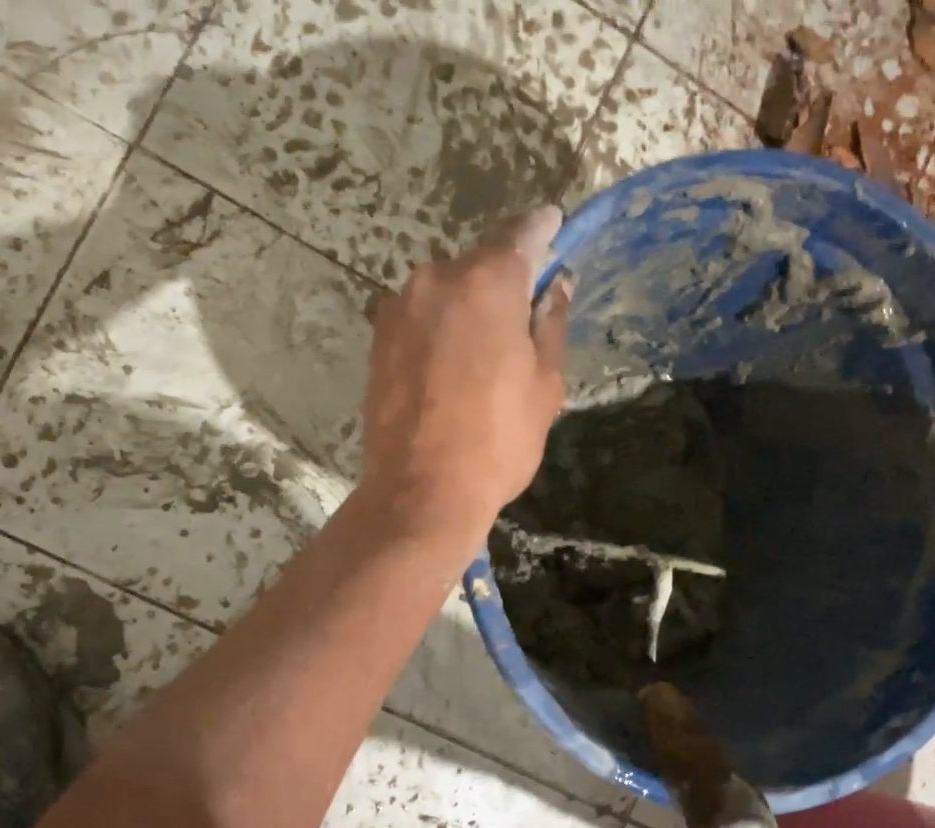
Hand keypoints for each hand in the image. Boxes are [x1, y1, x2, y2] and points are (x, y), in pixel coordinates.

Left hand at [357, 206, 570, 541]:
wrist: (420, 490)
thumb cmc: (497, 440)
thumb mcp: (545, 383)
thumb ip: (551, 323)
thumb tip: (557, 285)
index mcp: (488, 280)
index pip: (524, 232)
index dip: (544, 231)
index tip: (556, 229)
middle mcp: (437, 278)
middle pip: (480, 262)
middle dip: (503, 279)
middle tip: (523, 316)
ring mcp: (399, 306)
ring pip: (445, 290)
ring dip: (466, 305)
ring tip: (481, 352)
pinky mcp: (376, 337)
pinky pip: (418, 315)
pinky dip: (437, 326)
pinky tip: (449, 363)